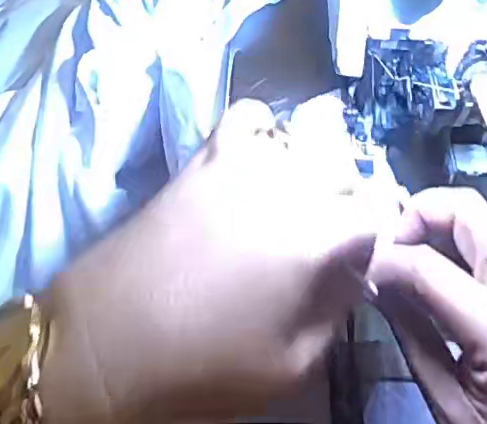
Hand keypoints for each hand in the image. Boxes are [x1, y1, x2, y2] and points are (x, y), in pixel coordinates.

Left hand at [40, 99, 392, 422]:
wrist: (105, 343)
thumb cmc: (203, 368)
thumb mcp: (292, 362)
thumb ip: (341, 301)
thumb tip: (360, 260)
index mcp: (323, 235)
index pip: (381, 207)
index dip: (379, 227)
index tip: (365, 246)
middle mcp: (297, 182)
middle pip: (350, 170)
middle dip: (346, 200)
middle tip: (322, 235)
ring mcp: (253, 155)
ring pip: (311, 141)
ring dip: (311, 169)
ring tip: (287, 203)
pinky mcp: (214, 146)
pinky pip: (258, 120)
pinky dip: (265, 137)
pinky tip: (255, 167)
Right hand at [369, 188, 486, 423]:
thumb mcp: (453, 410)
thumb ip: (415, 341)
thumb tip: (380, 285)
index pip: (429, 263)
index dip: (387, 257)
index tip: (361, 265)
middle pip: (469, 208)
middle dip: (421, 212)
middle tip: (388, 245)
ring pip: (483, 218)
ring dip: (441, 222)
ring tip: (405, 253)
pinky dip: (459, 240)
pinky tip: (434, 268)